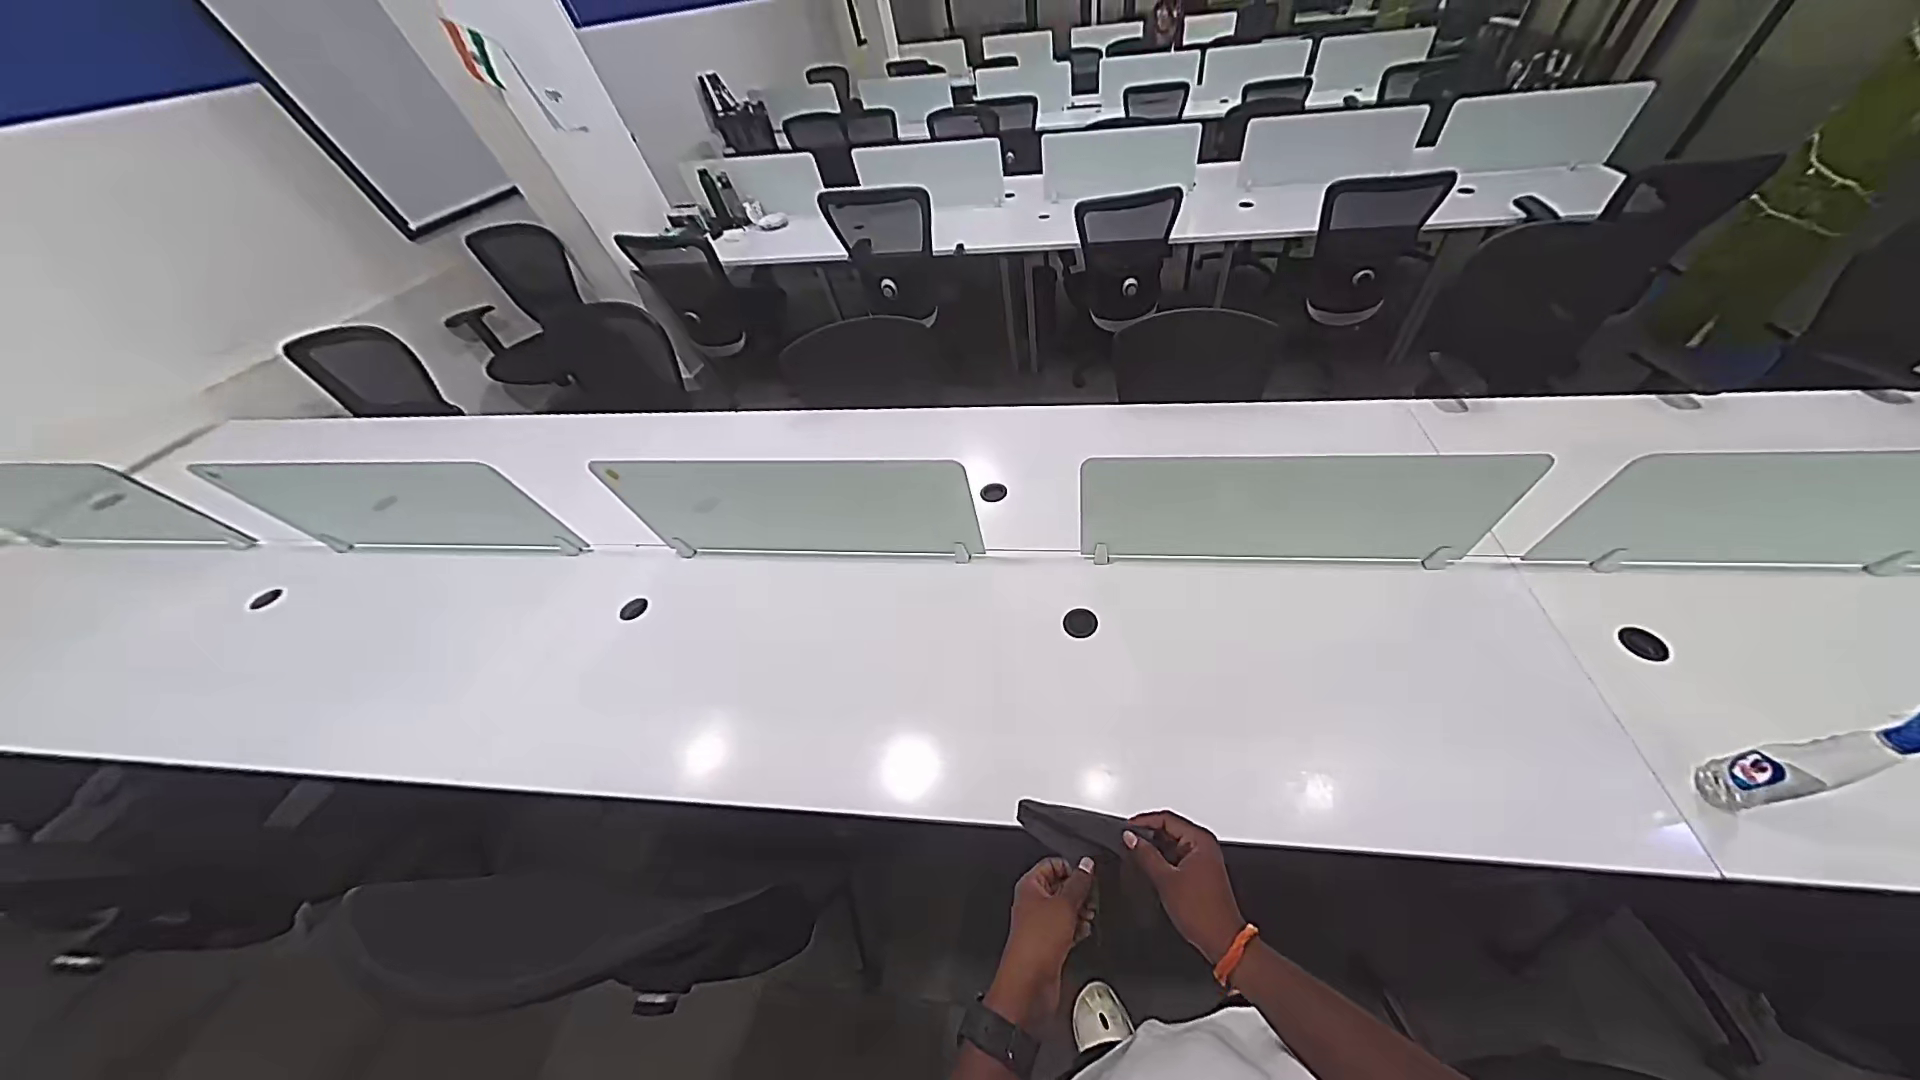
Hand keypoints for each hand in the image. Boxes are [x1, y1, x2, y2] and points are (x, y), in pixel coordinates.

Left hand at [985, 856, 1095, 1028]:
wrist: (1030, 983)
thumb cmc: (1037, 942)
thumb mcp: (1064, 905)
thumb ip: (1078, 883)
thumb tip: (1086, 864)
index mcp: (1030, 885)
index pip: (1052, 864)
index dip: (1070, 868)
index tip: (1086, 877)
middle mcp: (1033, 902)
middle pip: (1060, 886)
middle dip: (1078, 892)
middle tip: (1090, 899)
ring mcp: (1041, 923)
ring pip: (1065, 908)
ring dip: (1080, 911)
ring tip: (1088, 915)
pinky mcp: (1049, 942)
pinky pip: (1067, 928)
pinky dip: (1077, 928)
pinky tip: (1083, 931)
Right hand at [1125, 811, 1245, 964]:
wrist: (1222, 941)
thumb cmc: (1204, 913)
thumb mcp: (1166, 880)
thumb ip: (1145, 854)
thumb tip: (1131, 838)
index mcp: (1200, 840)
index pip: (1166, 818)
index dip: (1144, 821)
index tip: (1127, 828)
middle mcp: (1204, 846)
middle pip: (1169, 829)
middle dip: (1148, 835)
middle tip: (1129, 841)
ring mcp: (1203, 859)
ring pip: (1172, 844)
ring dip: (1155, 849)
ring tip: (1137, 855)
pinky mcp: (1200, 872)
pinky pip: (1177, 857)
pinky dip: (1162, 860)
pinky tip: (1151, 868)